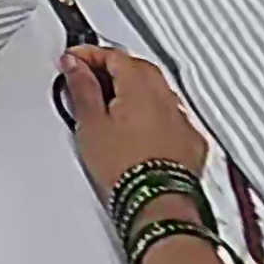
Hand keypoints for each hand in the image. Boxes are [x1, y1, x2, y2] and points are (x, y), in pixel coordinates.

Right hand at [61, 46, 206, 197]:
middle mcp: (167, 101)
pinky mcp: (192, 146)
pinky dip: (152, 111)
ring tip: (109, 100)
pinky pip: (171, 114)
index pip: (114, 55)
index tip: (72, 60)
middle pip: (139, 67)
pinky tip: (138, 125)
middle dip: (113, 66)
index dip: (89, 53)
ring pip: (157, 89)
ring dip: (133, 87)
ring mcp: (182, 123)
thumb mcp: (90, 121)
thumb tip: (74, 64)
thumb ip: (81, 86)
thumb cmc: (125, 168)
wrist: (157, 210)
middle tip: (89, 74)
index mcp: (140, 88)